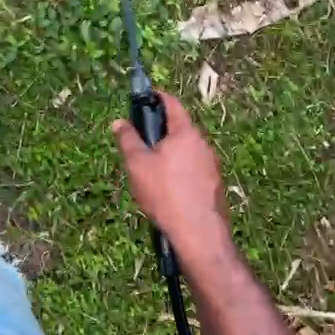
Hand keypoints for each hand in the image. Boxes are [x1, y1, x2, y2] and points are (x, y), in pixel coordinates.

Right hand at [112, 91, 233, 261]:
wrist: (200, 236)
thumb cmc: (166, 194)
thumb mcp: (137, 164)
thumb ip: (128, 139)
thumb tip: (119, 122)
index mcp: (186, 133)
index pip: (172, 104)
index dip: (156, 97)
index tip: (143, 98)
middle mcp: (203, 145)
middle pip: (179, 128)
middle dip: (160, 132)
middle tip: (140, 143)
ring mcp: (212, 167)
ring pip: (186, 151)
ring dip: (169, 154)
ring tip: (151, 172)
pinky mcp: (215, 186)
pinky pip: (193, 169)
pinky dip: (179, 171)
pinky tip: (167, 191)